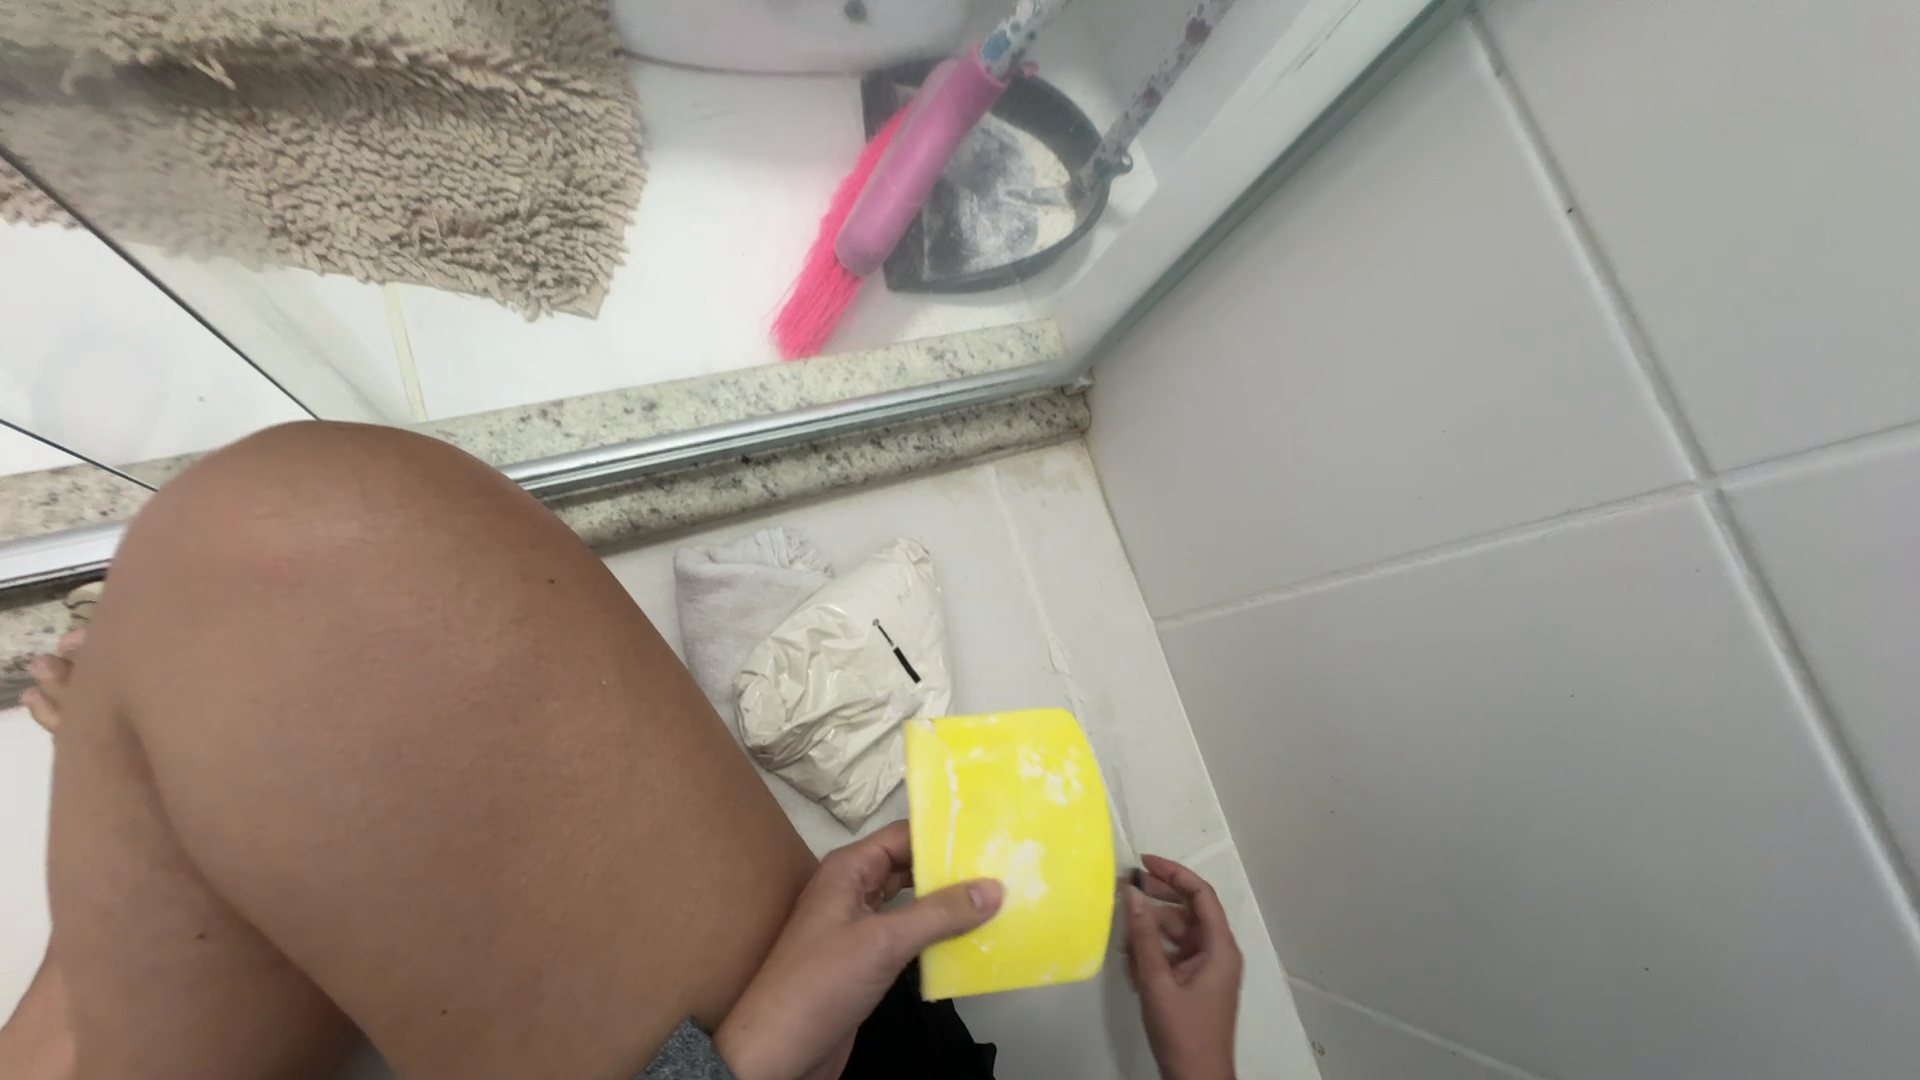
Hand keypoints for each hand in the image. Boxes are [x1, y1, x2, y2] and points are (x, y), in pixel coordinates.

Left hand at [714, 820, 1001, 1079]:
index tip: (987, 837)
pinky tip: (968, 942)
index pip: (902, 836)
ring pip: (910, 903)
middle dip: (949, 870)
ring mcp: (858, 926)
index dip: (941, 835)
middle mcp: (853, 888)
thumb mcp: (884, 942)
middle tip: (1000, 869)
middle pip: (908, 867)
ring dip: (945, 905)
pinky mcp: (865, 961)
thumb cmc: (821, 983)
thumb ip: (939, 914)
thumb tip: (994, 887)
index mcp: (849, 868)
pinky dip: (935, 935)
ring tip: (995, 901)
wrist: (776, 1056)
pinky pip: (907, 936)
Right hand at [1125, 854, 1242, 1079]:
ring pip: (1176, 931)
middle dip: (1157, 898)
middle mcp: (1217, 952)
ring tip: (1124, 938)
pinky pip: (1172, 952)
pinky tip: (1131, 961)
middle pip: (1188, 909)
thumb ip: (1143, 935)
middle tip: (1126, 888)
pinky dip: (1152, 950)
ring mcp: (1206, 968)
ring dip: (1149, 929)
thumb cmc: (1183, 1032)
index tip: (1143, 862)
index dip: (1173, 873)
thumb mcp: (1157, 981)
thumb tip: (1131, 891)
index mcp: (1219, 948)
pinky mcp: (1194, 982)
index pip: (1201, 894)